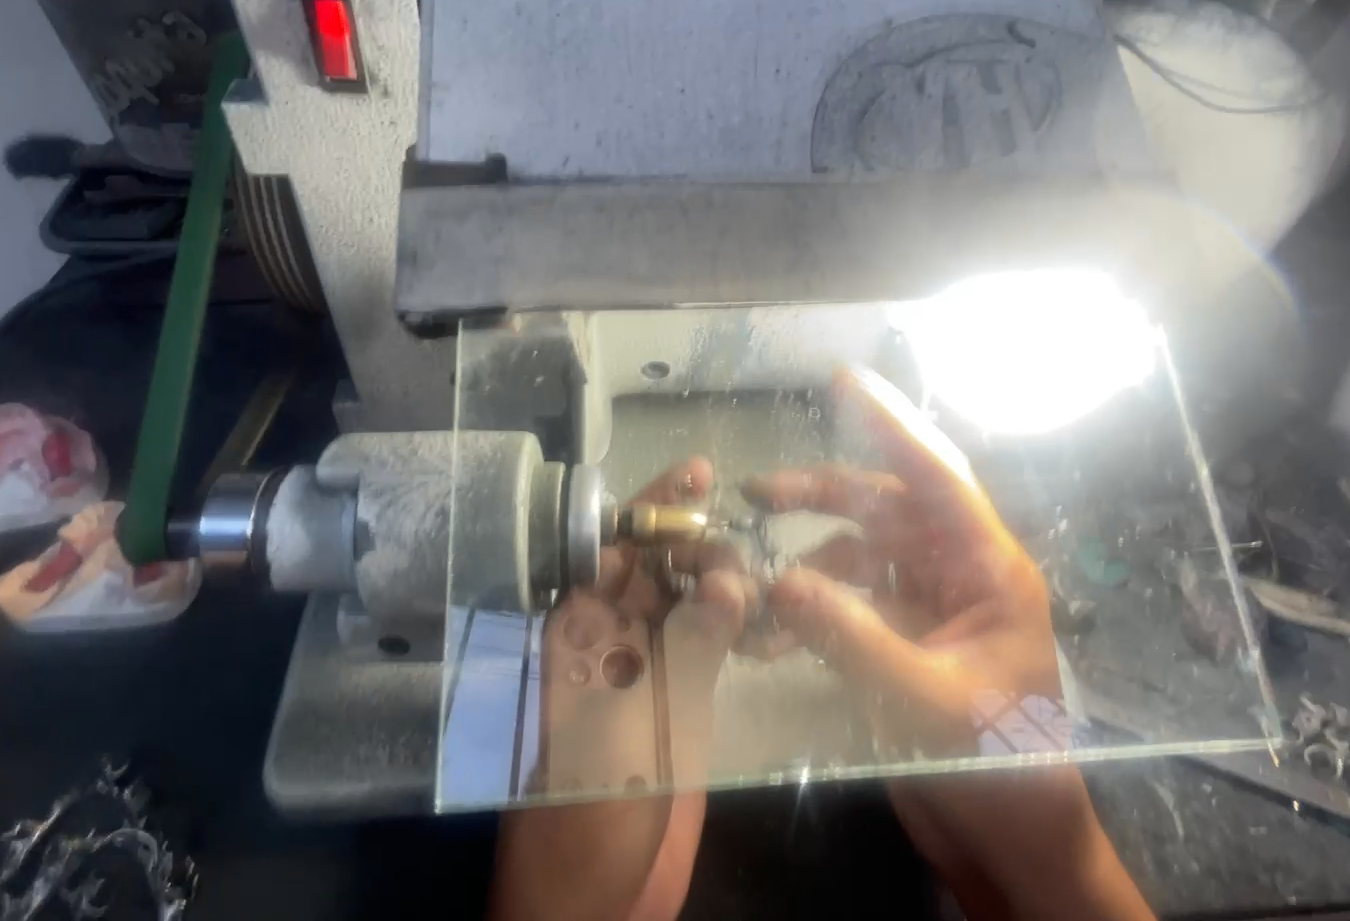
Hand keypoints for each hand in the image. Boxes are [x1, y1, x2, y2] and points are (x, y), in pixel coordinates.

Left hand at [490, 458, 754, 920]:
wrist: (596, 899)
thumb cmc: (594, 811)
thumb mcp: (634, 725)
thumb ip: (682, 652)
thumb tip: (731, 581)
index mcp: (579, 634)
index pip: (615, 548)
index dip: (654, 507)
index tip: (698, 470)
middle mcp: (611, 639)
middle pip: (657, 569)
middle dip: (698, 537)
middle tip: (749, 519)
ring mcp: (648, 669)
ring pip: (687, 604)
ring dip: (722, 575)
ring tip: (770, 550)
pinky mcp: (680, 701)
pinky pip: (708, 645)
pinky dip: (735, 621)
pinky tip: (770, 604)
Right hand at [745, 368, 1152, 920]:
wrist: (1010, 845)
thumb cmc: (998, 768)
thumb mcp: (924, 700)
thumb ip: (852, 638)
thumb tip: (777, 581)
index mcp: (989, 572)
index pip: (940, 477)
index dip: (893, 425)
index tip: (846, 382)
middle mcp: (958, 576)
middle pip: (884, 510)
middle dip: (820, 499)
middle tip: (758, 492)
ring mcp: (927, 609)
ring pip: (856, 558)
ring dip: (804, 568)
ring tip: (751, 584)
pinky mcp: (900, 642)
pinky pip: (845, 604)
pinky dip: (807, 612)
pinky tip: (768, 635)